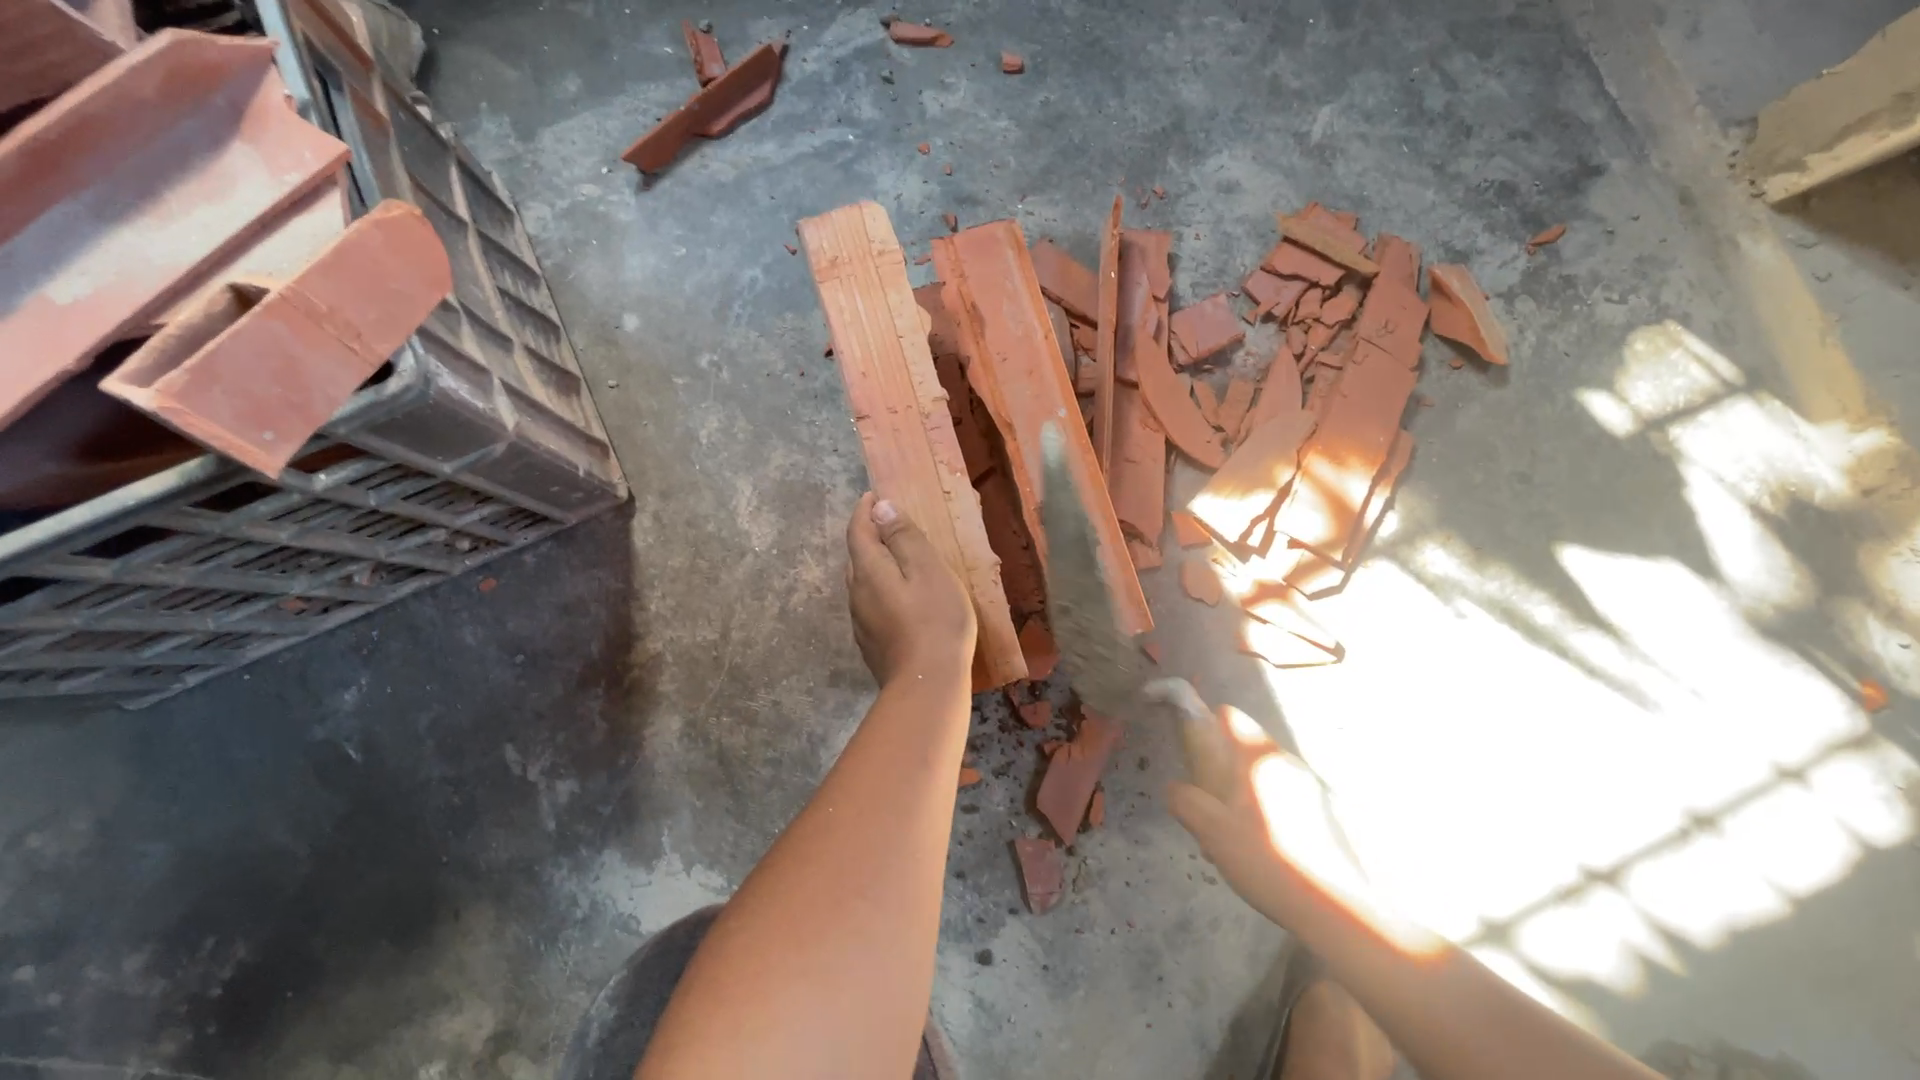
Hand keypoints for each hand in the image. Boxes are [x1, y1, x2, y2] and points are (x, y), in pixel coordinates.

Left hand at [844, 493, 976, 686]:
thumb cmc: (935, 620)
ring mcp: (861, 622)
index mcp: (868, 571)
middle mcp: (856, 594)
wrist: (927, 685)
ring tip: (896, 559)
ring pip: (862, 583)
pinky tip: (900, 599)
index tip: (873, 495)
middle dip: (868, 536)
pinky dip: (881, 590)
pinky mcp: (872, 644)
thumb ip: (903, 537)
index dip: (865, 510)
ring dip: (874, 565)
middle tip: (887, 523)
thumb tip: (879, 507)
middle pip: (856, 557)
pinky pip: (871, 605)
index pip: (858, 531)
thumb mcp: (927, 569)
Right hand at [1165, 698, 1434, 950]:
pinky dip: (1261, 812)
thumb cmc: (1264, 858)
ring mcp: (1308, 788)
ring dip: (1239, 794)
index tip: (1188, 749)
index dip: (1203, 723)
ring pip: (1260, 775)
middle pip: (1242, 747)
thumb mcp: (1210, 830)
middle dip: (1218, 768)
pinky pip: (1280, 798)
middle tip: (1205, 805)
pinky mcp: (1320, 814)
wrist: (1329, 906)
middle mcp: (1285, 762)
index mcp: (1257, 757)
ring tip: (1227, 837)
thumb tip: (1175, 788)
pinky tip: (1256, 850)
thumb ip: (1185, 801)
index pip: (1228, 716)